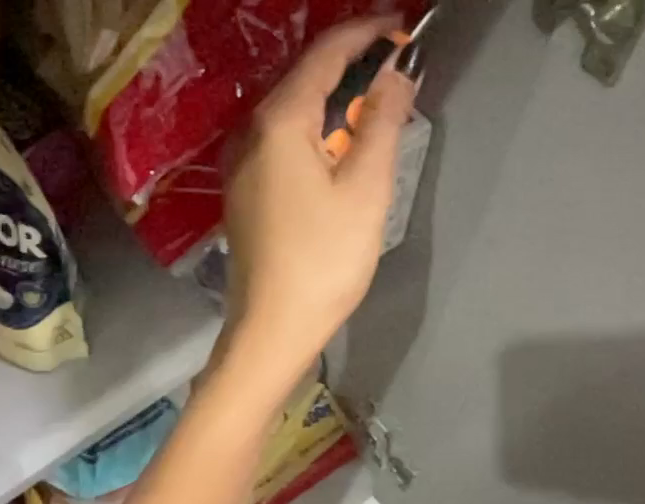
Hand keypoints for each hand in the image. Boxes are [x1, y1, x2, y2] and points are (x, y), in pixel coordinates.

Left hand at [222, 17, 419, 372]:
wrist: (272, 331)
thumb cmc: (324, 263)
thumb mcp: (366, 189)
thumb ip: (382, 120)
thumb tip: (396, 69)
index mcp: (279, 121)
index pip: (326, 53)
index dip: (368, 32)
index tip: (404, 28)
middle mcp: (249, 133)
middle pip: (303, 78)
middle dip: (350, 65)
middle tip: (396, 68)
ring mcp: (240, 166)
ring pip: (290, 113)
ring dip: (332, 102)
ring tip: (375, 107)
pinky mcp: (243, 195)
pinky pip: (280, 144)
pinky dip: (312, 133)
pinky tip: (337, 149)